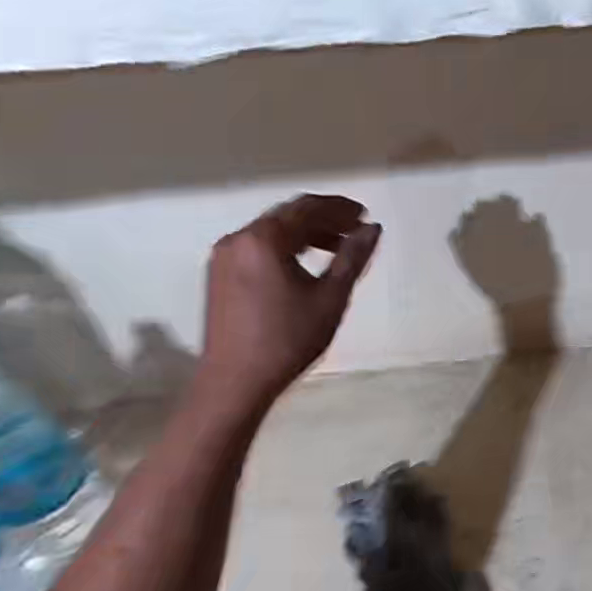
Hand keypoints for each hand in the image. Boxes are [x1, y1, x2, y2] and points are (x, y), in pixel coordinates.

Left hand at [197, 194, 381, 404]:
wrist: (233, 382)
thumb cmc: (286, 341)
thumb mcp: (329, 299)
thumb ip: (353, 258)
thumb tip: (373, 228)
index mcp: (264, 238)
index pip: (307, 208)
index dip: (339, 208)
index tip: (363, 214)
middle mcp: (239, 238)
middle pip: (288, 215)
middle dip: (323, 218)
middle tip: (353, 228)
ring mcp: (224, 255)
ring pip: (271, 231)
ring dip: (304, 234)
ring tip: (335, 247)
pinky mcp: (218, 274)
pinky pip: (257, 247)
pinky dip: (283, 248)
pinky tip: (302, 264)